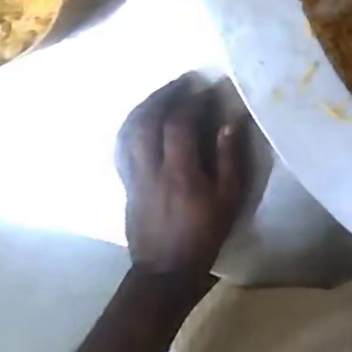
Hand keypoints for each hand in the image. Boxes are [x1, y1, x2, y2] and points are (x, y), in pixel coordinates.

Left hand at [115, 73, 248, 274]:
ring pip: (129, 131)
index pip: (179, 124)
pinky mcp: (125, 183)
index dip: (192, 101)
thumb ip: (229, 158)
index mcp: (179, 172)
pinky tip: (143, 119)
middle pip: (147, 120)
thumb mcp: (229, 198)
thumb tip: (230, 122)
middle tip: (183, 81)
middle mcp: (150, 169)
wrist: (166, 270)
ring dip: (145, 105)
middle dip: (164, 94)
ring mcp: (133, 176)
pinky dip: (132, 125)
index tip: (208, 88)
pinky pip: (122, 146)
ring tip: (163, 93)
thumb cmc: (204, 233)